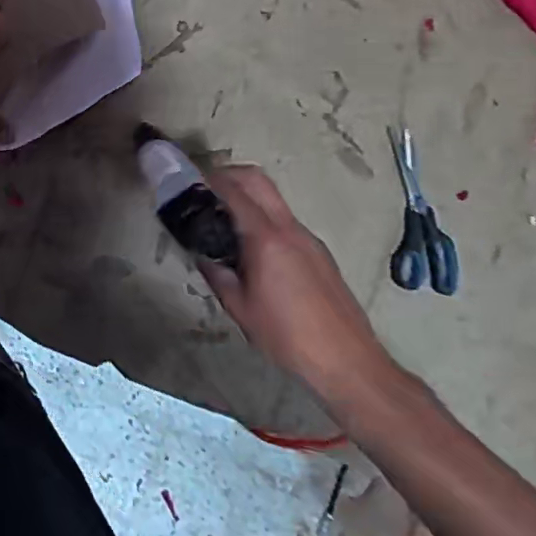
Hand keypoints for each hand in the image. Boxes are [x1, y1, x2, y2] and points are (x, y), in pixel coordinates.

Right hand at [197, 166, 390, 390]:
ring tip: (225, 224)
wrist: (347, 360)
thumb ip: (218, 276)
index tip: (188, 183)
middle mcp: (290, 228)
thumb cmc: (287, 336)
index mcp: (267, 239)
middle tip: (205, 191)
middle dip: (229, 175)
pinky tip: (254, 251)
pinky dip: (264, 220)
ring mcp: (308, 238)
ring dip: (248, 198)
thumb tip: (203, 257)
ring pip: (274, 200)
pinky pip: (286, 222)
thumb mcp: (240, 309)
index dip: (209, 180)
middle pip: (258, 180)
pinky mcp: (319, 252)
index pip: (234, 192)